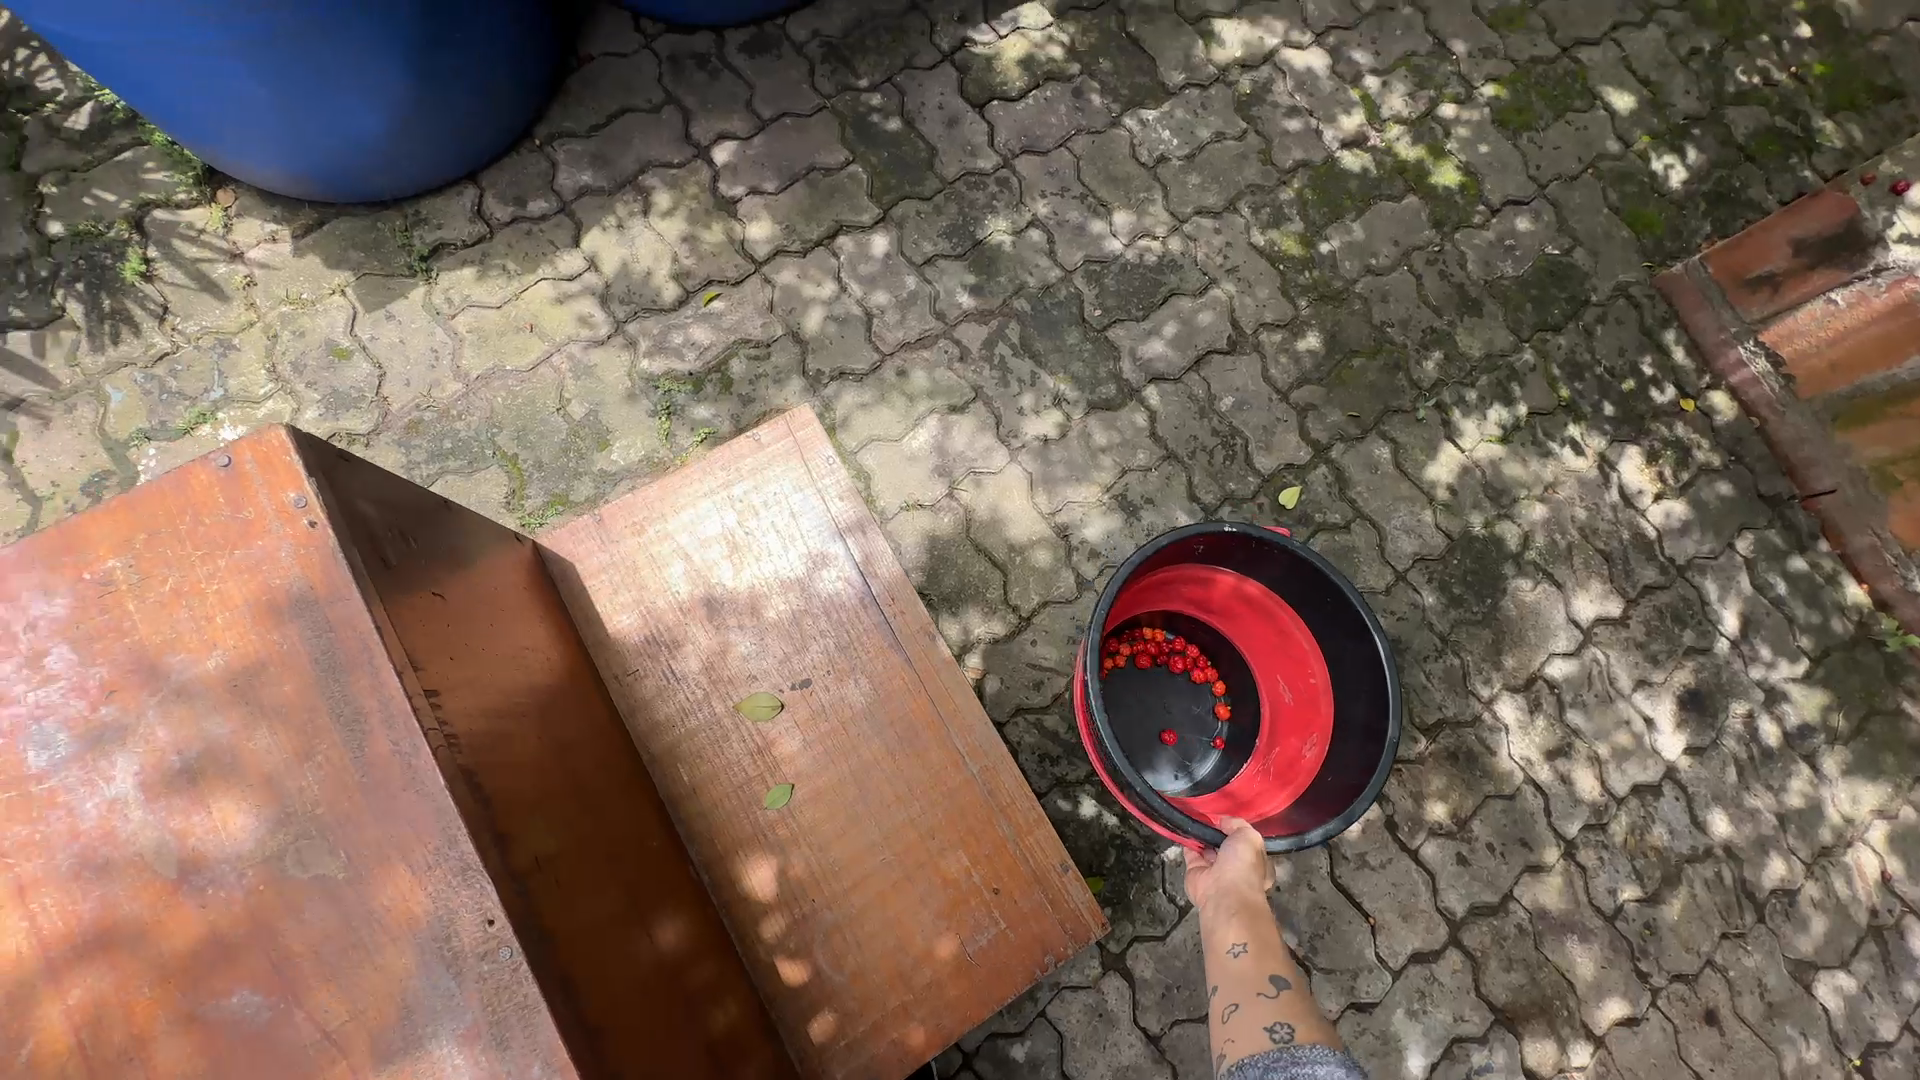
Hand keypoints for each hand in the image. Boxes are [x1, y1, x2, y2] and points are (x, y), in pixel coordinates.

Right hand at [1183, 816, 1271, 911]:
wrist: (1223, 892)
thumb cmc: (1243, 866)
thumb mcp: (1250, 837)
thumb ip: (1238, 824)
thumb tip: (1224, 822)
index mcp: (1255, 863)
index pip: (1247, 844)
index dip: (1238, 831)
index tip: (1227, 820)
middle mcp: (1235, 868)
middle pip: (1225, 845)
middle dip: (1218, 832)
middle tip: (1209, 817)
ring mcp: (1215, 871)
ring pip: (1207, 848)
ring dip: (1201, 835)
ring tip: (1196, 818)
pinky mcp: (1196, 872)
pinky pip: (1190, 852)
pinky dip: (1187, 841)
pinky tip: (1186, 829)